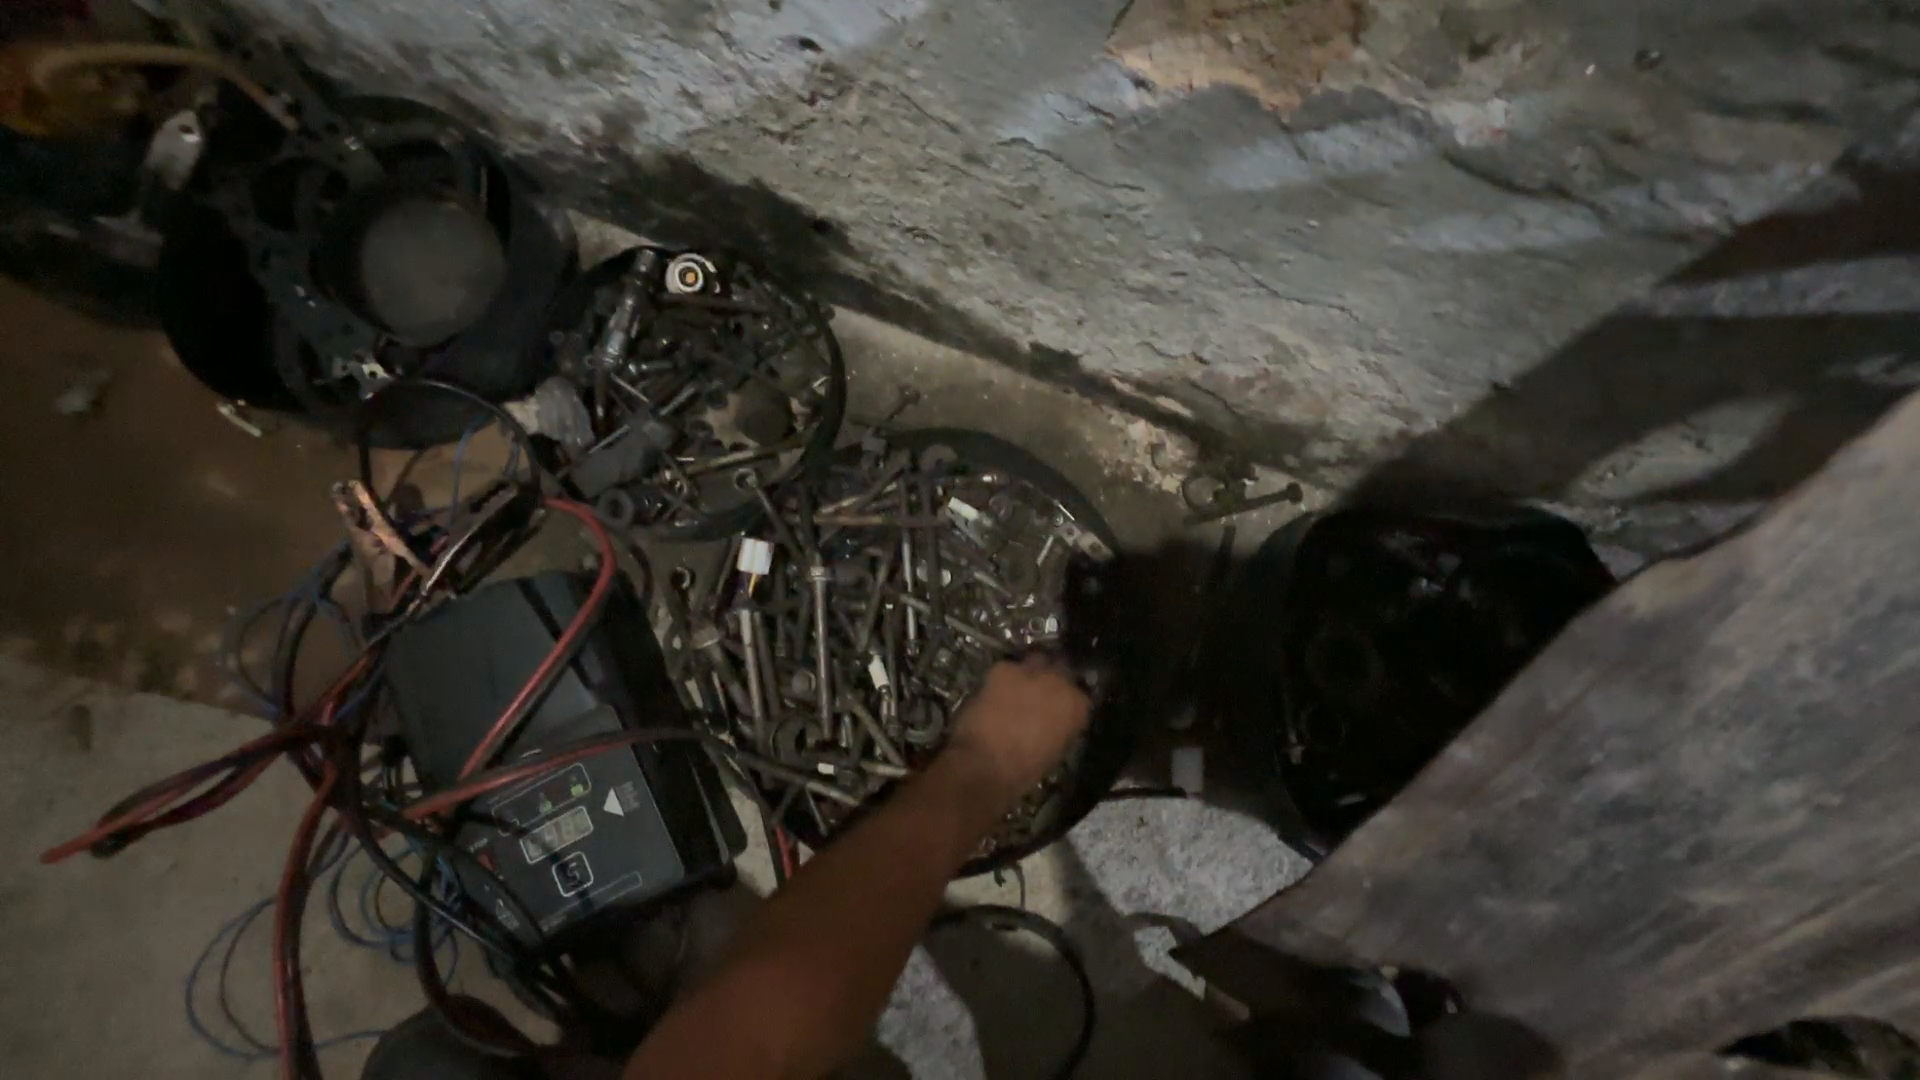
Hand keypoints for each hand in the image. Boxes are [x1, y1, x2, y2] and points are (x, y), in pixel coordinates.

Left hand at [945, 655, 1090, 802]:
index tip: (1060, 705)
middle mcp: (1059, 681)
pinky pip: (1007, 666)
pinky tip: (994, 690)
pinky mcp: (1003, 668)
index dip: (1069, 698)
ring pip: (1036, 659)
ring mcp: (1031, 671)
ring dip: (1030, 670)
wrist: (987, 763)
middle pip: (1061, 666)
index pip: (1081, 693)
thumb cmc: (1025, 770)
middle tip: (1041, 689)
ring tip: (1019, 685)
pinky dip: (1002, 676)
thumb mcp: (1056, 750)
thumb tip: (1055, 721)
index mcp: (1077, 706)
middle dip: (1053, 675)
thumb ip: (1061, 727)